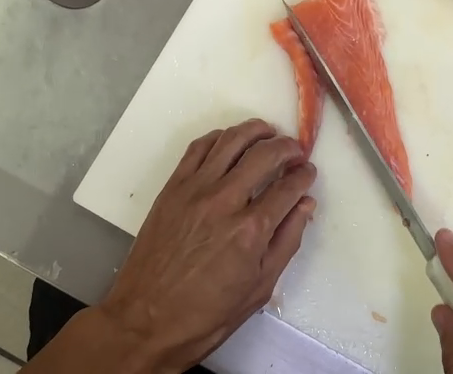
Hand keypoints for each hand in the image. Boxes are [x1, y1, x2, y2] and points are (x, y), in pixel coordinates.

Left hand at [94, 119, 317, 372]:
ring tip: (269, 132)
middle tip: (295, 150)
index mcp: (251, 231)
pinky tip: (231, 141)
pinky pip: (199, 147)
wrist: (144, 322)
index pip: (288, 187)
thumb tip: (306, 204)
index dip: (304, 175)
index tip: (308, 172)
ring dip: (256, 130)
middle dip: (288, 147)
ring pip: (232, 140)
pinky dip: (220, 136)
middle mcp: (225, 200)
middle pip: (265, 154)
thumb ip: (287, 241)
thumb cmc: (206, 315)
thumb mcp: (259, 289)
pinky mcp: (173, 186)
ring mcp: (196, 189)